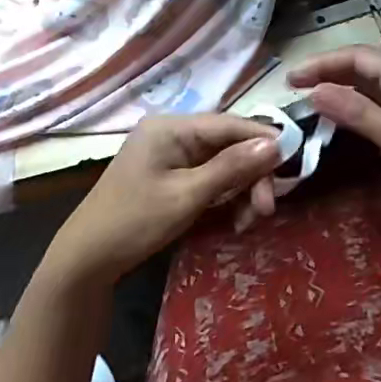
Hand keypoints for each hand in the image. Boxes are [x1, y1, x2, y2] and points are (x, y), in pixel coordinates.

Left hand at [41, 114, 281, 284]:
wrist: (89, 257)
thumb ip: (231, 168)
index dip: (264, 142)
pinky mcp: (171, 176)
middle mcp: (173, 133)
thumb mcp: (188, 196)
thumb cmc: (135, 221)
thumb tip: (276, 144)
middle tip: (266, 211)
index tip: (291, 168)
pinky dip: (225, 198)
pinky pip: (209, 179)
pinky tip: (233, 221)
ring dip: (241, 192)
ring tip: (247, 223)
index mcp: (171, 127)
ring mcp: (171, 155)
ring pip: (223, 165)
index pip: (230, 124)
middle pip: (229, 145)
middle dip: (252, 177)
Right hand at [288, 46, 380, 272]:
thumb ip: (358, 114)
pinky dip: (360, 109)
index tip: (290, 80)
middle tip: (294, 92)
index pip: (358, 57)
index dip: (322, 63)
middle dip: (328, 74)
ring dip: (342, 91)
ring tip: (311, 105)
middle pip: (364, 67)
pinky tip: (346, 123)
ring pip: (374, 87)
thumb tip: (315, 91)